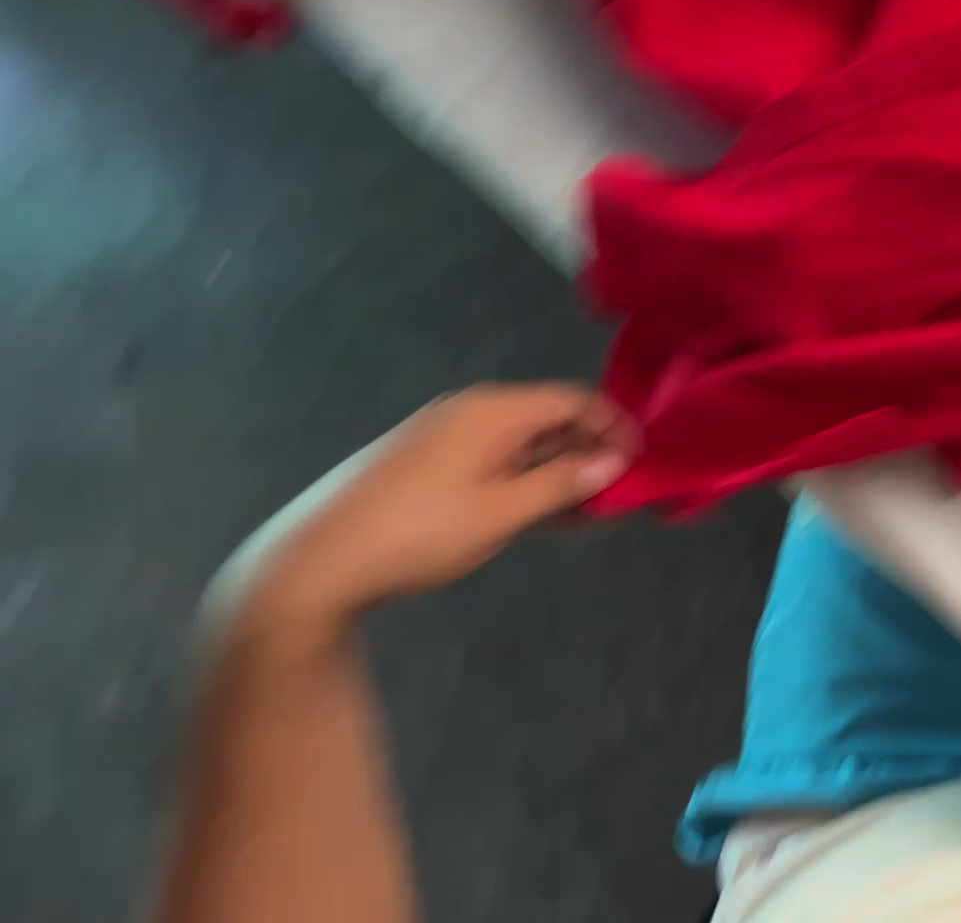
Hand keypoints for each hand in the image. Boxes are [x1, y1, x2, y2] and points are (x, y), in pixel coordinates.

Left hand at [208, 383, 636, 637]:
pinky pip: (499, 462)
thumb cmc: (418, 532)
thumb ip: (563, 482)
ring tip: (590, 513)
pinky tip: (546, 515)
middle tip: (619, 493)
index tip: (642, 460)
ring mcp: (448, 438)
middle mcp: (472, 413)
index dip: (614, 426)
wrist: (311, 566)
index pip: (573, 400)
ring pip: (526, 445)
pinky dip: (530, 482)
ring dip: (562, 473)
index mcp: (492, 411)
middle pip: (551, 420)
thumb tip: (615, 461)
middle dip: (591, 452)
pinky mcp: (432, 464)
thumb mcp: (502, 511)